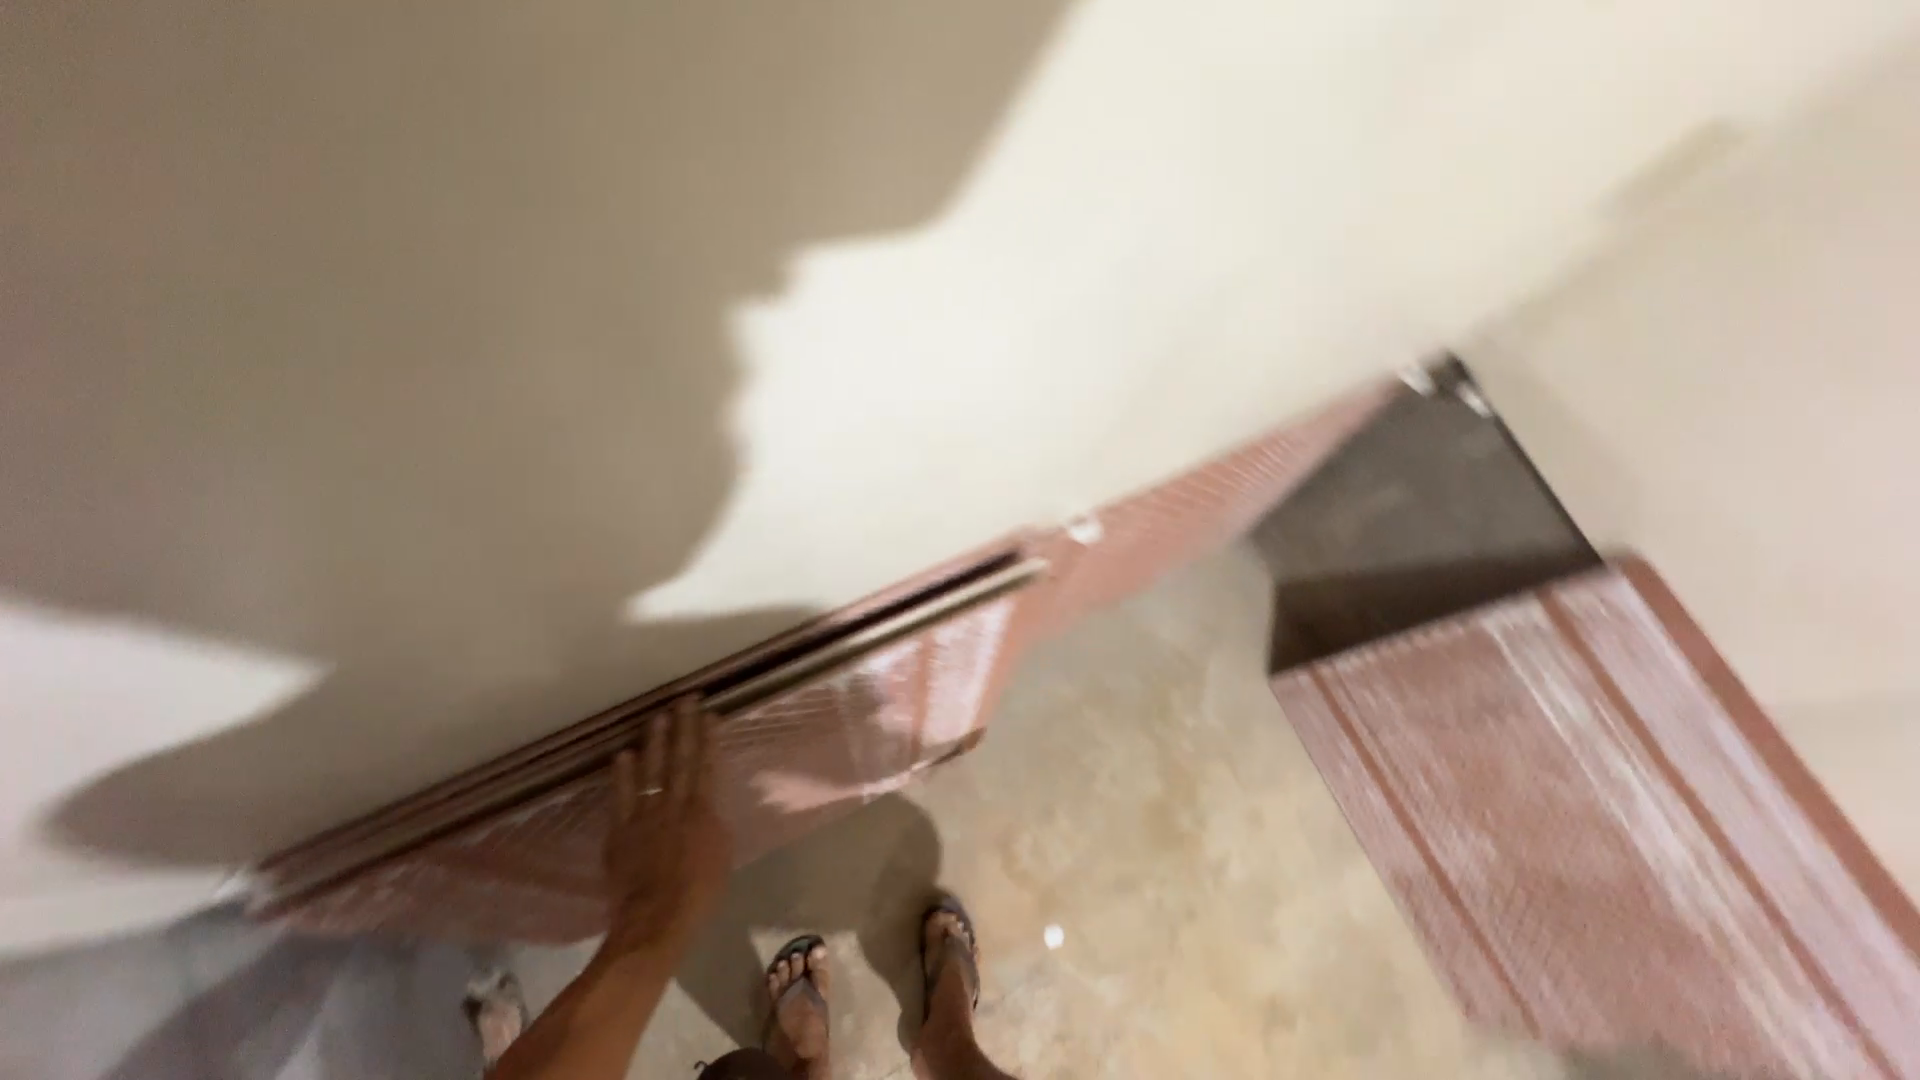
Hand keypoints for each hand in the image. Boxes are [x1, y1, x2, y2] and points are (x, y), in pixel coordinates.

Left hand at [603, 696, 733, 950]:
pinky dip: (623, 775)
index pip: (706, 766)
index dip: (708, 739)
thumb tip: (707, 806)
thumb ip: (712, 824)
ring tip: (657, 716)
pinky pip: (622, 796)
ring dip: (655, 741)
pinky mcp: (620, 832)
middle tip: (685, 700)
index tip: (709, 714)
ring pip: (651, 770)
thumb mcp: (721, 855)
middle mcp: (674, 805)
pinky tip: (624, 754)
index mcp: (702, 811)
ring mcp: (644, 816)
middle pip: (680, 759)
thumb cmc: (699, 893)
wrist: (656, 921)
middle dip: (684, 727)